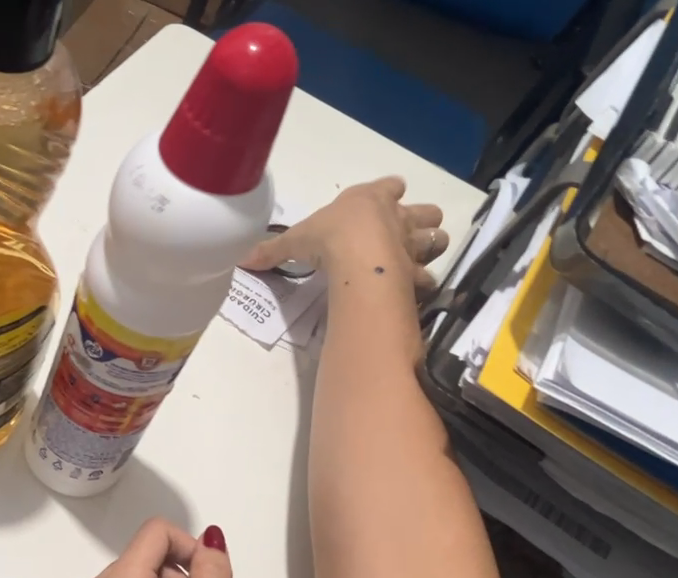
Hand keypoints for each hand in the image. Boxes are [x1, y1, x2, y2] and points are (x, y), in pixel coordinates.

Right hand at [242, 177, 447, 292]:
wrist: (355, 254)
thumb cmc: (328, 235)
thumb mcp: (294, 239)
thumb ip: (272, 250)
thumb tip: (241, 260)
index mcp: (371, 199)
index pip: (391, 186)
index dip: (388, 193)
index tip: (382, 202)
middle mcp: (398, 216)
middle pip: (425, 211)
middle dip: (419, 222)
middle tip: (401, 238)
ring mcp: (411, 243)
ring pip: (436, 238)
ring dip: (426, 249)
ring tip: (409, 262)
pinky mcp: (414, 271)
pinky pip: (426, 277)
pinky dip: (420, 284)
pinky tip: (407, 291)